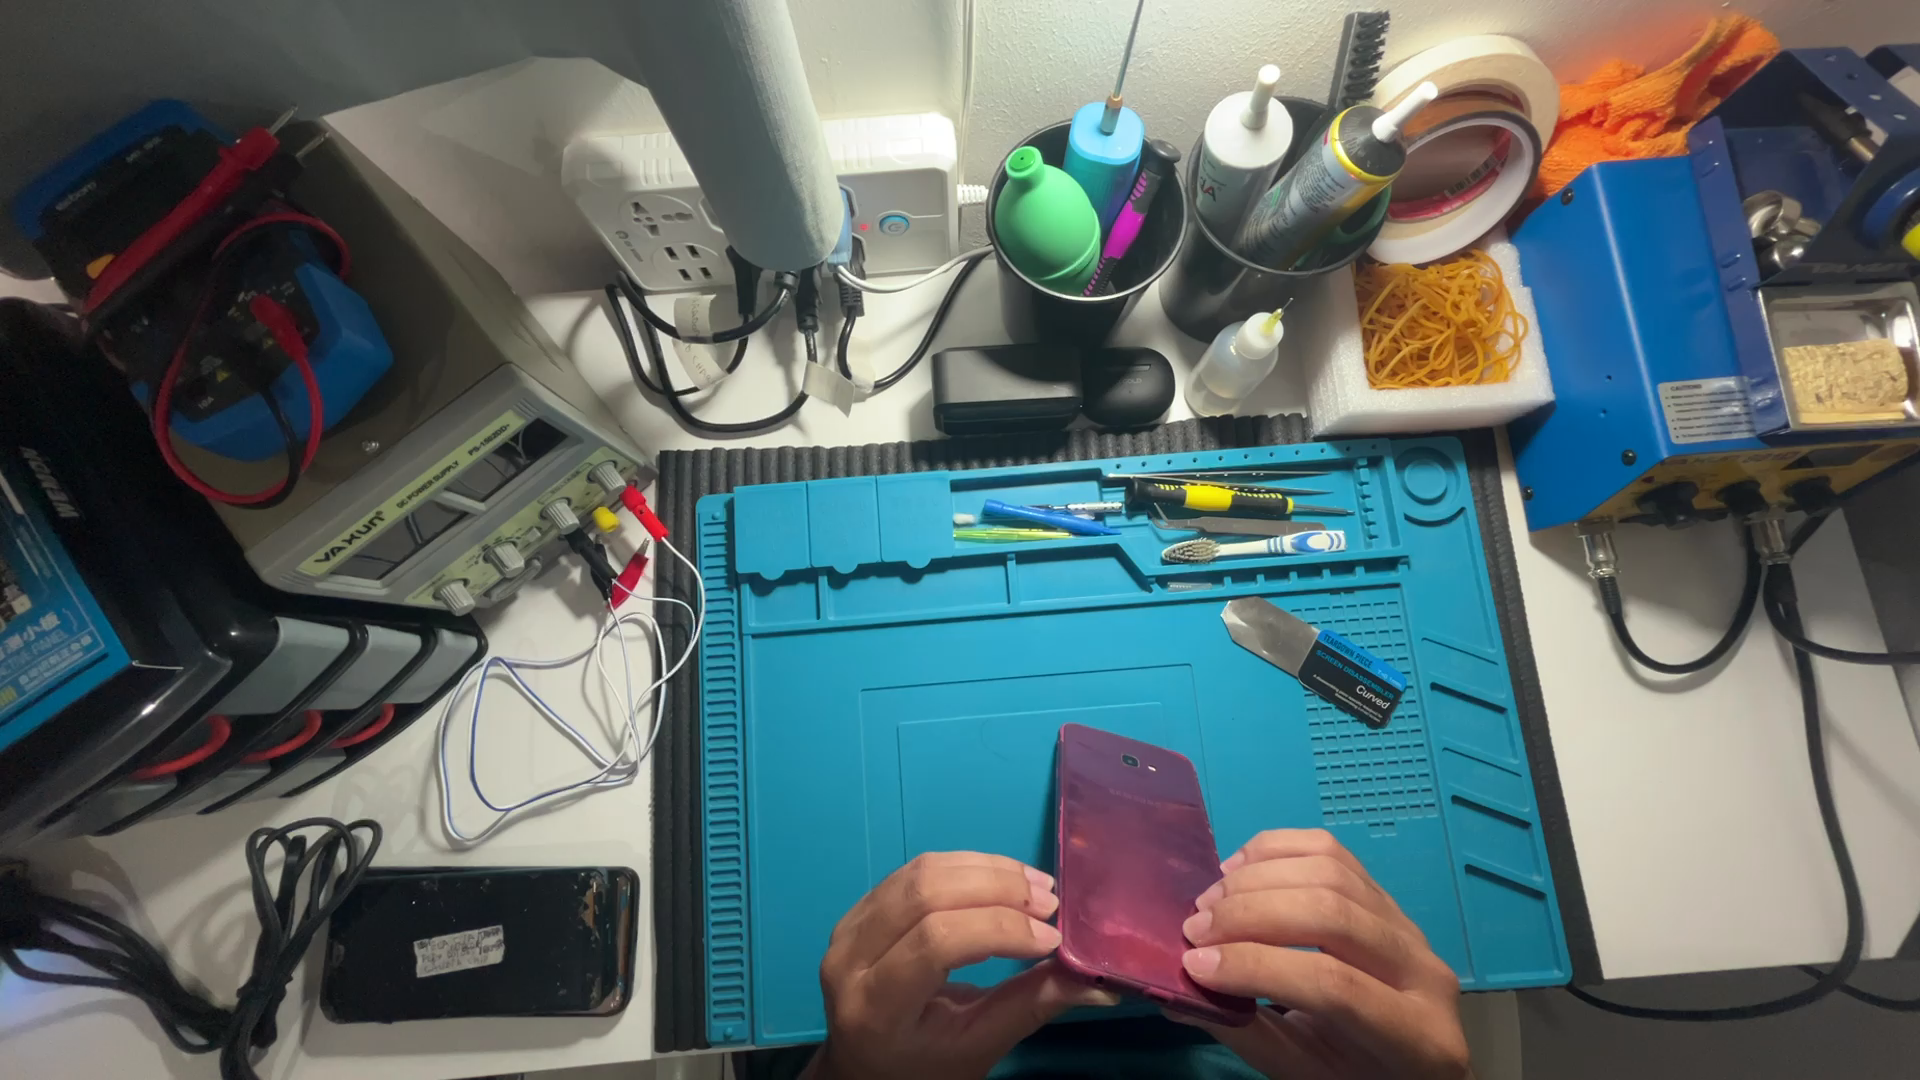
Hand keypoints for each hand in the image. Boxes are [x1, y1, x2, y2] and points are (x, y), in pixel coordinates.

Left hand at [803, 852, 1118, 1079]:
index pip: (936, 942)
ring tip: (1034, 884)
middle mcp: (850, 956)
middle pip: (926, 893)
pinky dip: (966, 865)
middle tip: (1049, 900)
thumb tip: (1101, 985)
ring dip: (986, 868)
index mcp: (874, 1006)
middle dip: (996, 887)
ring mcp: (850, 923)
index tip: (1052, 937)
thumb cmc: (922, 1069)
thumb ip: (1031, 1006)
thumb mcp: (977, 1048)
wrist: (862, 1068)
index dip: (998, 928)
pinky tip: (1001, 876)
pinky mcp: (862, 904)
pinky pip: (917, 868)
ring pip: (923, 870)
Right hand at [1175, 829, 1470, 1079]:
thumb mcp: (1303, 1073)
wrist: (1407, 1058)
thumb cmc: (1352, 1073)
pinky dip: (1272, 848)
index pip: (1333, 984)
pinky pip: (1327, 849)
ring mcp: (1406, 923)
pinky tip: (1235, 868)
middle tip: (1195, 929)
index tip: (1194, 963)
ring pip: (1327, 871)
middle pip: (1329, 914)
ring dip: (1254, 878)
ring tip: (1210, 901)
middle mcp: (1424, 971)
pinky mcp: (1381, 891)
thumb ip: (1245, 1032)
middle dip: (1248, 914)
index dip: (1257, 965)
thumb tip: (1176, 988)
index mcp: (1418, 1038)